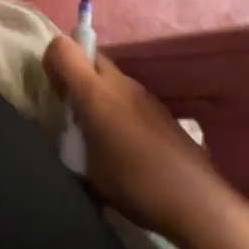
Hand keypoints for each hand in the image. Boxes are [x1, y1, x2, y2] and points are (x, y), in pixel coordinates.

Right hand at [44, 36, 244, 244]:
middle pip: (89, 55)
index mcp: (94, 91)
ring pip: (110, 76)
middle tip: (73, 108)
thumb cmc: (134, 183)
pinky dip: (119, 106)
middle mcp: (119, 83)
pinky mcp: (161, 109)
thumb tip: (65, 131)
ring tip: (100, 130)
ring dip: (98, 90)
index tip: (53, 90)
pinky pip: (129, 95)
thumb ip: (70, 139)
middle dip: (75, 72)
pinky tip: (127, 142)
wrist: (198, 202)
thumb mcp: (87, 168)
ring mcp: (144, 94)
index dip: (51, 61)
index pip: (62, 46)